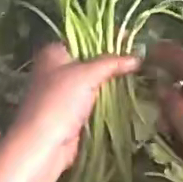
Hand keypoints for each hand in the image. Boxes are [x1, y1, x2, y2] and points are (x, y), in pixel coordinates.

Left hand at [6, 44, 138, 174]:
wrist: (43, 144)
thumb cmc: (59, 101)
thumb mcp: (85, 75)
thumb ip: (110, 63)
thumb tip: (137, 57)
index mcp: (54, 52)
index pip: (84, 37)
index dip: (106, 37)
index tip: (131, 39)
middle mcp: (56, 68)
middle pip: (89, 59)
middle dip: (112, 59)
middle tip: (140, 56)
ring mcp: (63, 90)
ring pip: (92, 79)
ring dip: (111, 79)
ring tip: (139, 72)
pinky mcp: (71, 111)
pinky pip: (93, 98)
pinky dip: (107, 96)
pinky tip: (127, 92)